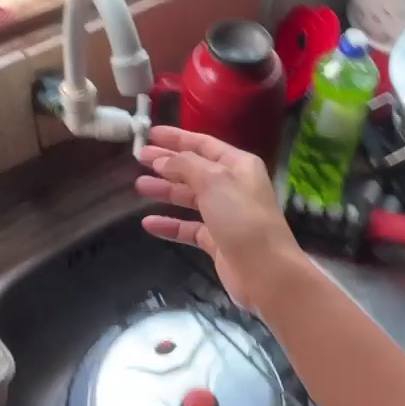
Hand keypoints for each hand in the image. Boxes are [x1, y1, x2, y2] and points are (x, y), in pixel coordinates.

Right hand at [134, 125, 308, 308]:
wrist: (266, 271)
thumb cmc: (242, 218)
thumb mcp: (214, 181)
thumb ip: (186, 165)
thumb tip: (163, 160)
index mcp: (238, 166)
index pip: (203, 144)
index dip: (176, 138)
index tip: (150, 134)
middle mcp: (233, 187)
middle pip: (195, 170)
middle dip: (167, 163)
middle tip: (139, 158)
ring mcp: (225, 215)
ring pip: (190, 198)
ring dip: (166, 191)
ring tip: (140, 186)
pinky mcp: (218, 241)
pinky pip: (189, 228)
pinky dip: (170, 225)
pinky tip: (148, 223)